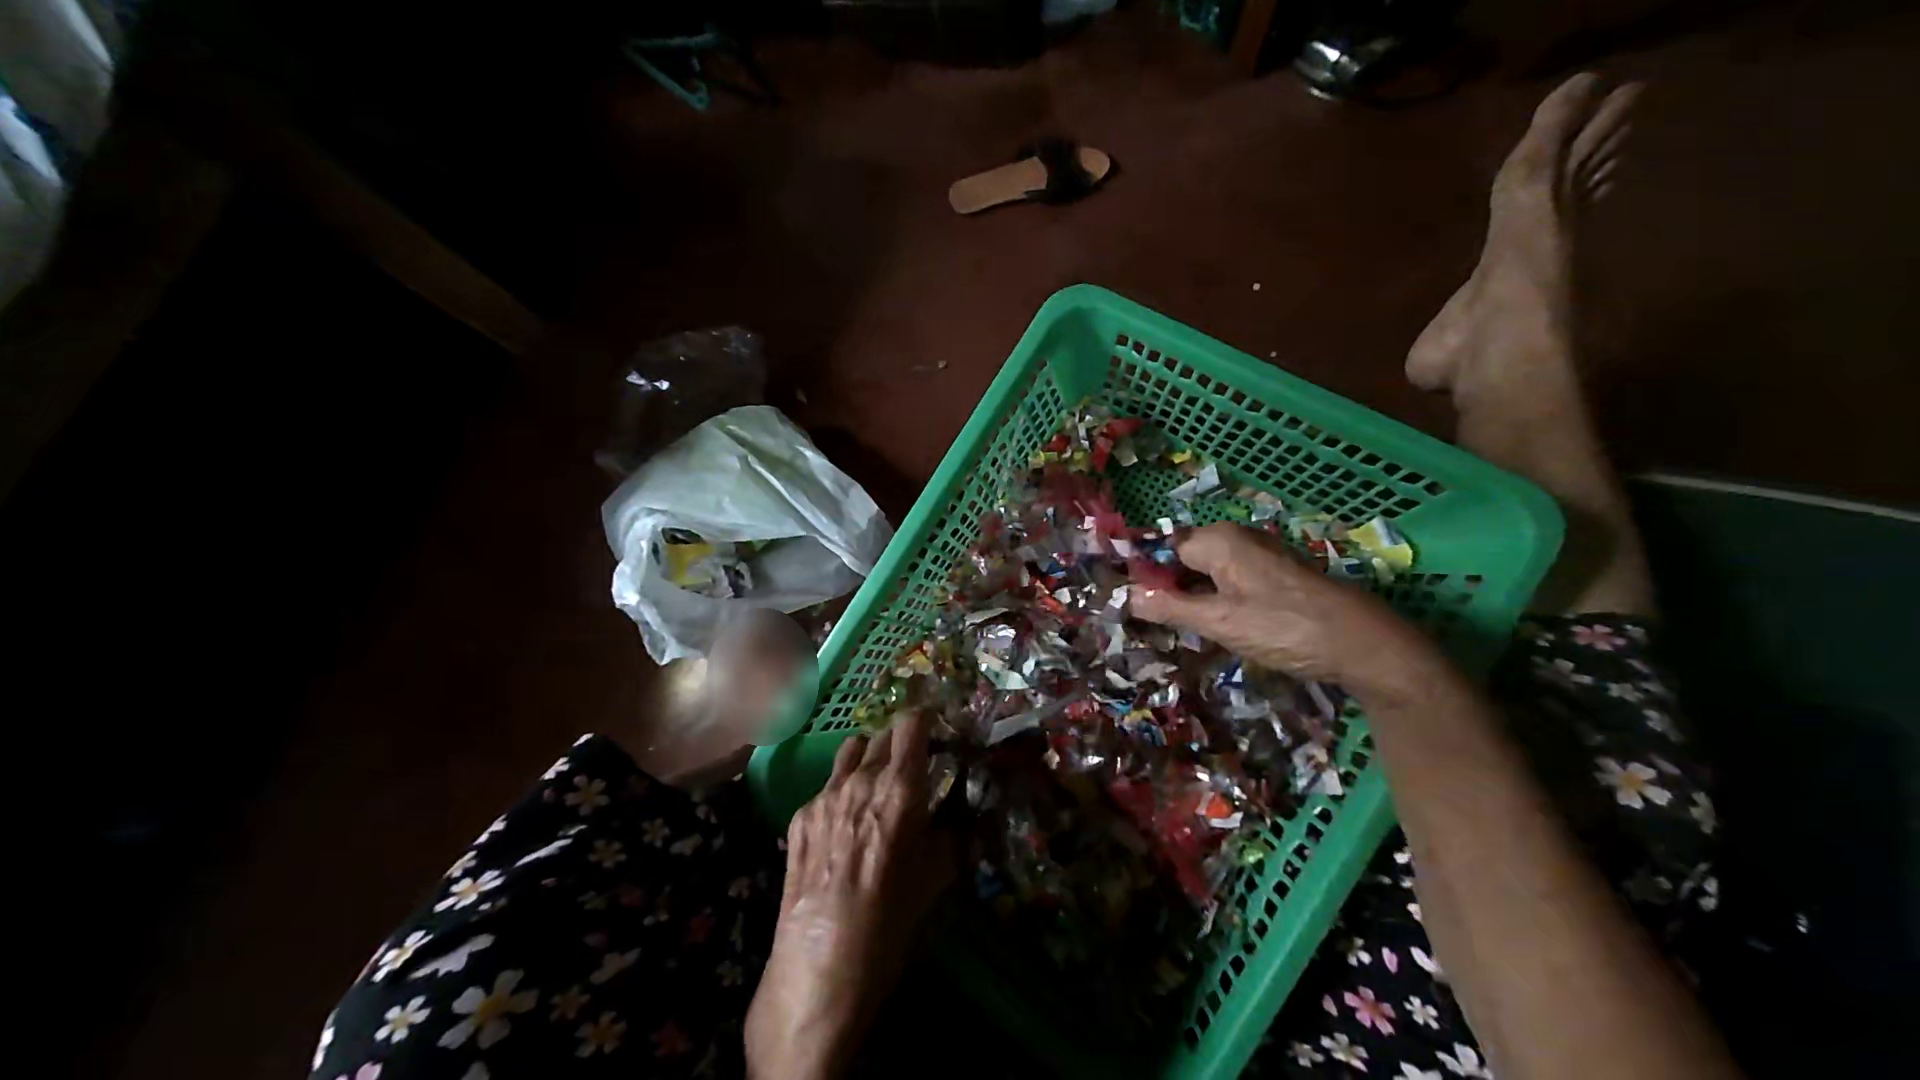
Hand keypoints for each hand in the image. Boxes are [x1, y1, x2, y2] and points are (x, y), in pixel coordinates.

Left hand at [745, 711, 953, 1079]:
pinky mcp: (798, 816)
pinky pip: (828, 785)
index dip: (927, 721)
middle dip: (903, 742)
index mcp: (899, 791)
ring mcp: (823, 796)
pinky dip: (844, 789)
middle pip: (883, 734)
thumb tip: (957, 812)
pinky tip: (848, 827)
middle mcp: (859, 781)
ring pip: (852, 751)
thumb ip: (950, 833)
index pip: (912, 723)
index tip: (938, 732)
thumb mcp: (935, 880)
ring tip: (879, 788)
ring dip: (871, 758)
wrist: (818, 973)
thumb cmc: (888, 928)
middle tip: (915, 768)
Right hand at [1129, 523, 1449, 697]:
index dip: (1141, 573)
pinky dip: (1212, 602)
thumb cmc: (1286, 628)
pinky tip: (1208, 627)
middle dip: (1162, 587)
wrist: (1365, 645)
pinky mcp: (1274, 578)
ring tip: (1169, 629)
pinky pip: (1228, 583)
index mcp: (1218, 541)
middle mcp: (1237, 540)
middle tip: (1143, 622)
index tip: (1121, 601)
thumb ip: (1169, 607)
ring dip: (1187, 598)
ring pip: (1205, 573)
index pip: (1162, 548)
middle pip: (1183, 559)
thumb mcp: (1220, 621)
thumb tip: (1124, 595)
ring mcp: (1259, 558)